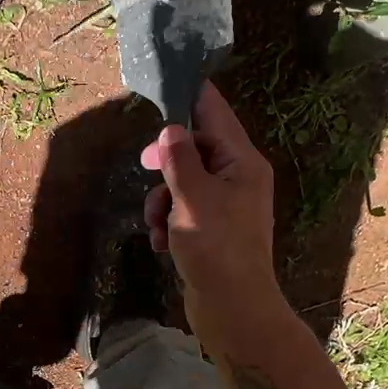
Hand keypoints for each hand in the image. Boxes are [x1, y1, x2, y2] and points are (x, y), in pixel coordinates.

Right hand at [140, 81, 277, 313]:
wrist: (232, 307)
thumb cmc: (216, 246)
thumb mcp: (192, 196)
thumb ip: (179, 159)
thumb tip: (170, 129)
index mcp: (243, 163)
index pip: (216, 115)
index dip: (191, 98)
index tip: (167, 81)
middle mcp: (239, 180)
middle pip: (195, 152)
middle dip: (166, 165)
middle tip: (144, 167)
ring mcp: (227, 209)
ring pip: (184, 186)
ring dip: (162, 202)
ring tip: (157, 226)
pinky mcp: (214, 235)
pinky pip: (184, 215)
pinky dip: (169, 225)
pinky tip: (163, 244)